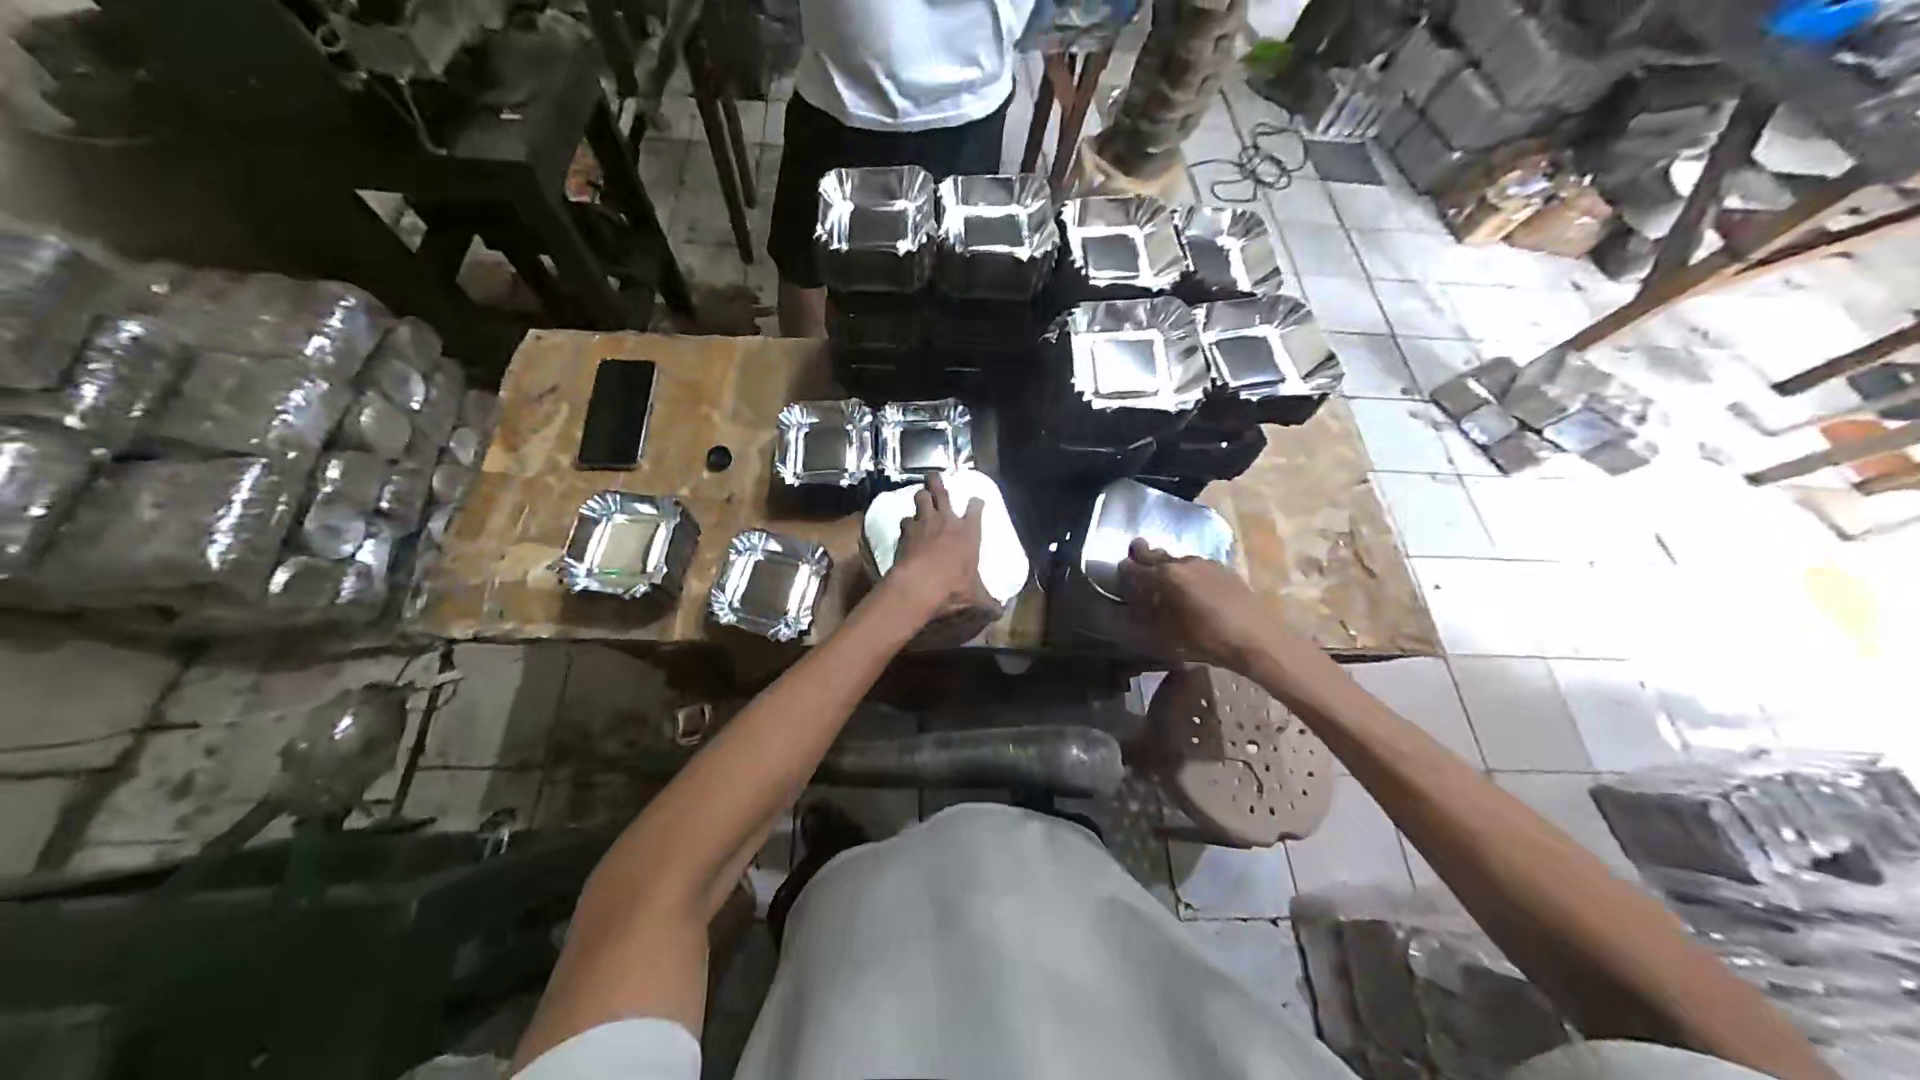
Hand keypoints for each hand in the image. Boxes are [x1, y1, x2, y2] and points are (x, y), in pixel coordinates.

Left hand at [881, 472, 989, 623]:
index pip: (976, 509)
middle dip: (938, 482)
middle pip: (942, 492)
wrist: (919, 585)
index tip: (976, 501)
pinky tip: (906, 526)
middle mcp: (947, 521)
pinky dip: (906, 522)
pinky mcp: (906, 531)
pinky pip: (905, 520)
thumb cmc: (953, 588)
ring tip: (920, 495)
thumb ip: (988, 603)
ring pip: (920, 498)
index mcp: (969, 532)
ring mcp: (924, 523)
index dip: (976, 503)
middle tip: (934, 475)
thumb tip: (1001, 613)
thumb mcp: (976, 598)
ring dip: (920, 496)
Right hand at [1117, 538, 1278, 670]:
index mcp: (1167, 576)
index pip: (1138, 569)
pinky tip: (1192, 583)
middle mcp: (1185, 563)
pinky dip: (1188, 571)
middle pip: (1159, 555)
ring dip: (1169, 563)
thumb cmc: (1208, 640)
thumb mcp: (1169, 635)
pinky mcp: (1226, 571)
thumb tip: (1138, 609)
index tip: (1122, 566)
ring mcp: (1208, 565)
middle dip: (1145, 554)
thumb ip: (1150, 618)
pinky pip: (1198, 566)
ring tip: (1164, 571)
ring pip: (1180, 559)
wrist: (1258, 639)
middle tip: (1136, 549)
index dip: (1127, 569)